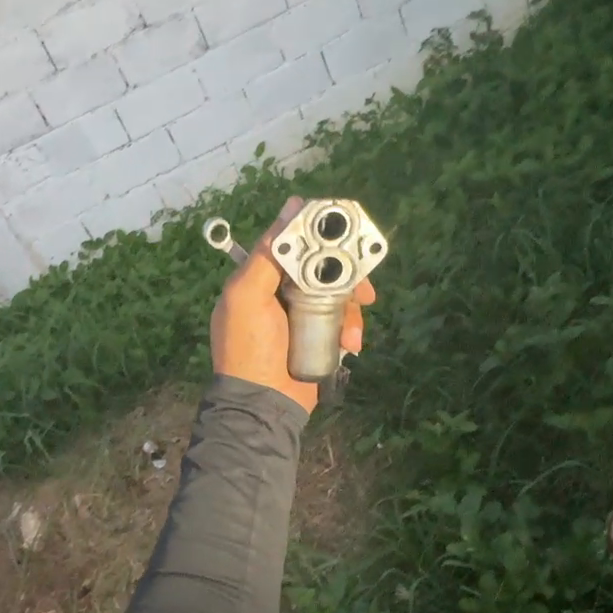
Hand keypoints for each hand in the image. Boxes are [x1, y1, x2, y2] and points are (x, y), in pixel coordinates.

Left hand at [211, 197, 376, 414]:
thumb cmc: (249, 348)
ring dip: (350, 310)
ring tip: (352, 332)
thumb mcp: (247, 296)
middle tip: (365, 291)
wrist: (262, 405)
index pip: (293, 244)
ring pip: (337, 296)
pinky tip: (350, 344)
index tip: (346, 240)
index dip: (320, 238)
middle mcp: (280, 293)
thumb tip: (292, 207)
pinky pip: (341, 322)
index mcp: (259, 278)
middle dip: (346, 278)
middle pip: (323, 269)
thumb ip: (266, 254)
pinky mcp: (318, 339)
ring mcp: (301, 317)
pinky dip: (350, 330)